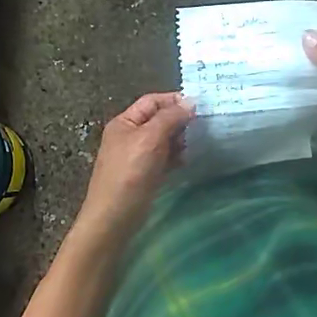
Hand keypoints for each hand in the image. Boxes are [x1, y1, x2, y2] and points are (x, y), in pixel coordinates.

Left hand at [78, 92, 193, 231]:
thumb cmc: (130, 172)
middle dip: (179, 121)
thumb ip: (169, 118)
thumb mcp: (150, 138)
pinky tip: (186, 160)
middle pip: (159, 119)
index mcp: (125, 122)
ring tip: (193, 145)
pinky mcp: (146, 173)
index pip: (151, 102)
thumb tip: (189, 102)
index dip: (173, 100)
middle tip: (200, 128)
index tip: (199, 106)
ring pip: (163, 139)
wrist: (115, 215)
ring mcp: (138, 156)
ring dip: (179, 140)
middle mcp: (130, 135)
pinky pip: (164, 158)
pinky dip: (176, 157)